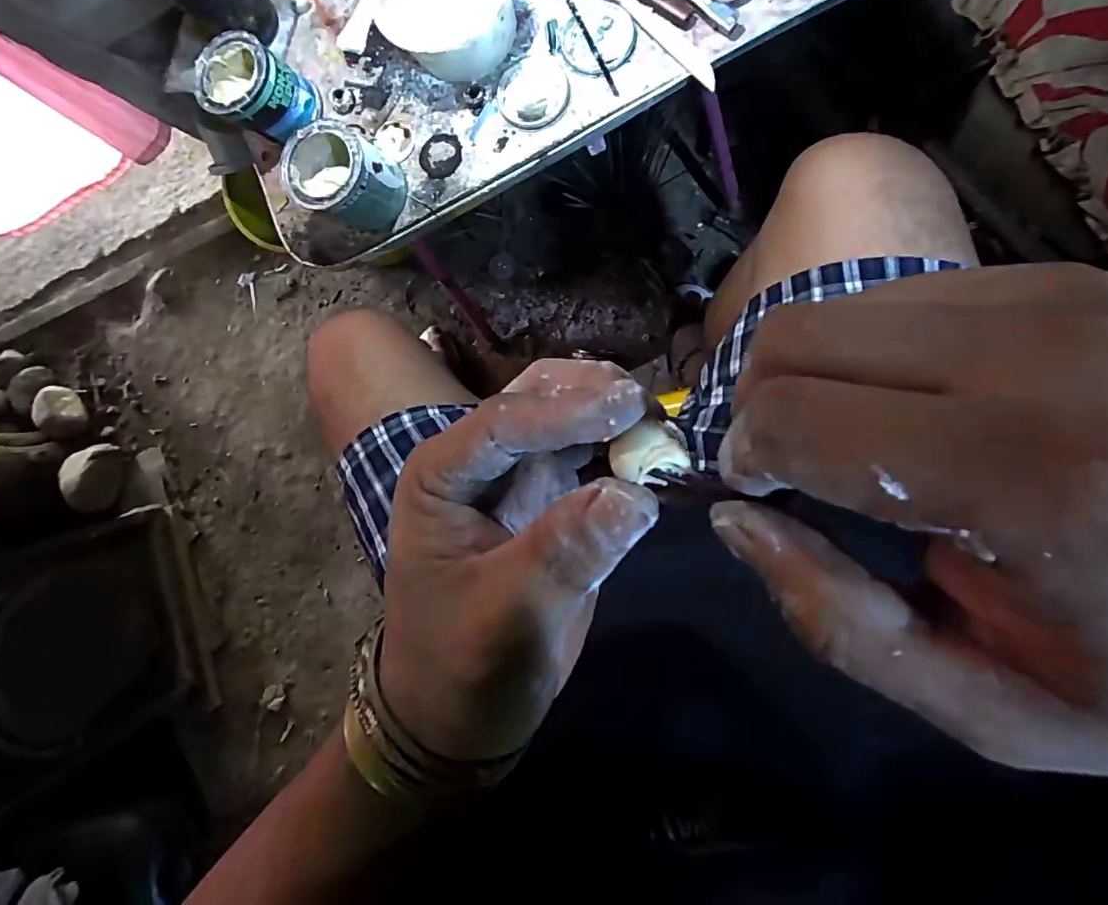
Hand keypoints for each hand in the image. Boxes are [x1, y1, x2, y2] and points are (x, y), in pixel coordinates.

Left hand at [381, 359, 660, 760]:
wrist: (456, 711)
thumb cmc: (462, 665)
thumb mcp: (509, 614)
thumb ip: (566, 551)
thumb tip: (635, 495)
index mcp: (441, 475)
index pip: (503, 422)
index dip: (566, 410)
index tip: (629, 407)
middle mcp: (475, 461)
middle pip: (534, 400)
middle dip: (592, 397)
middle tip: (654, 412)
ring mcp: (513, 475)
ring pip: (565, 418)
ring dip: (613, 417)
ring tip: (665, 431)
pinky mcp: (547, 497)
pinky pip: (588, 457)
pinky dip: (622, 451)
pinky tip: (658, 457)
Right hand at [710, 264, 1107, 798]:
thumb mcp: (996, 713)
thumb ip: (835, 621)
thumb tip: (735, 517)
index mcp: (1029, 474)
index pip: (790, 418)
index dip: (743, 457)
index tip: (759, 495)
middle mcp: (1040, 356)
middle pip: (790, 340)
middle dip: (757, 407)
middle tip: (793, 467)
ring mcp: (1058, 298)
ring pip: (828, 310)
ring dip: (805, 376)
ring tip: (852, 438)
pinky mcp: (1064, 278)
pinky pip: (890, 299)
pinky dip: (863, 353)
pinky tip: (913, 405)